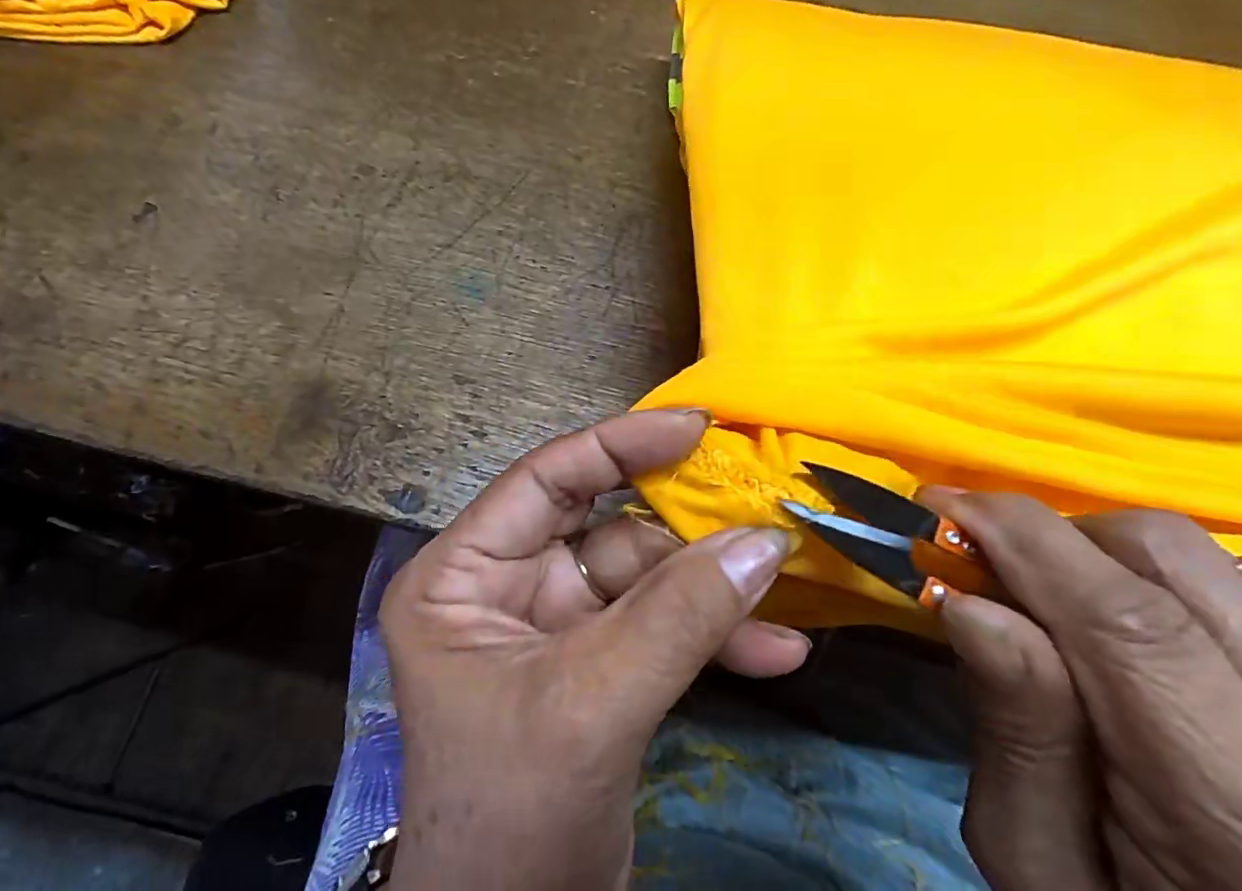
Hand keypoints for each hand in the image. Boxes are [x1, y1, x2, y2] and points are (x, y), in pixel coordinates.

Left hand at [381, 409, 806, 890]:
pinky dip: (714, 637)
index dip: (622, 443)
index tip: (697, 426)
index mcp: (463, 575)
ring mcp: (555, 626)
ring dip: (713, 594)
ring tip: (779, 604)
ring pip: (647, 579)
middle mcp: (505, 586)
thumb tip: (764, 542)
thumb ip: (678, 617)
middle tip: (756, 512)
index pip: (547, 478)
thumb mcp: (592, 703)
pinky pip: (662, 626)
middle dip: (684, 534)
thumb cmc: (513, 815)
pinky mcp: (598, 665)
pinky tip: (774, 654)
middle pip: (608, 527)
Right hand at [919, 492, 1241, 890]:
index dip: (1028, 543)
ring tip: (1060, 618)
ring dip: (1107, 567)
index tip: (942, 507)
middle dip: (1058, 541)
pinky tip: (1145, 660)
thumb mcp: (1048, 876)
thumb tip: (970, 602)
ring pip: (1215, 566)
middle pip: (1176, 563)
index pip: (1135, 628)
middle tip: (988, 567)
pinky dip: (1167, 599)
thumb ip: (1018, 739)